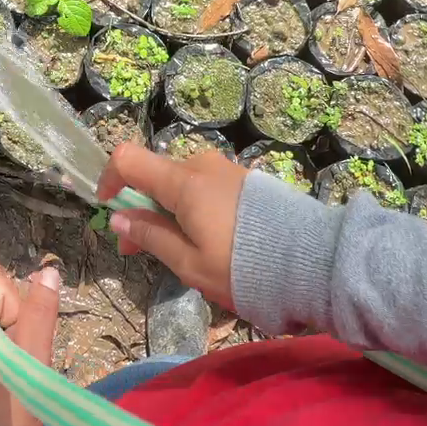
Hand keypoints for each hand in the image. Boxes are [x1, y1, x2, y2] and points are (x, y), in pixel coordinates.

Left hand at [0, 268, 61, 425]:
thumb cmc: (1, 423)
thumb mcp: (28, 369)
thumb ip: (39, 317)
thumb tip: (48, 272)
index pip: (0, 290)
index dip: (18, 319)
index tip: (13, 357)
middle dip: (11, 324)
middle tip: (9, 365)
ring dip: (4, 331)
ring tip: (0, 370)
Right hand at [95, 144, 246, 309]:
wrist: (317, 262)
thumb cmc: (244, 267)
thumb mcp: (190, 263)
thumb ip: (150, 236)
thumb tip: (119, 216)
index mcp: (182, 181)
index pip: (127, 158)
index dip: (109, 179)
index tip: (109, 209)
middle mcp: (201, 165)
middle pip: (155, 174)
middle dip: (140, 207)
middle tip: (142, 250)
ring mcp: (226, 169)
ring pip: (181, 183)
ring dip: (169, 210)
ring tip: (181, 252)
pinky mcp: (246, 180)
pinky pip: (205, 186)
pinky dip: (193, 207)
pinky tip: (210, 241)